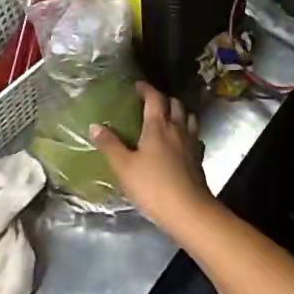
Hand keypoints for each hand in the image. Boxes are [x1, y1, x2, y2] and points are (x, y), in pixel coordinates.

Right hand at [88, 82, 213, 234]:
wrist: (187, 208)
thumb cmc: (152, 186)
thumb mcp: (124, 167)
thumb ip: (110, 145)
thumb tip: (95, 125)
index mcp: (158, 126)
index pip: (155, 98)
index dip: (146, 89)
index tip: (138, 85)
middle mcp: (178, 128)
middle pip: (175, 103)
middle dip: (163, 98)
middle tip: (151, 101)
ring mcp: (191, 141)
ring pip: (188, 116)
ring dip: (178, 111)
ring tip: (168, 116)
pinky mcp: (198, 156)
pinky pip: (194, 134)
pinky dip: (187, 129)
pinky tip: (181, 139)